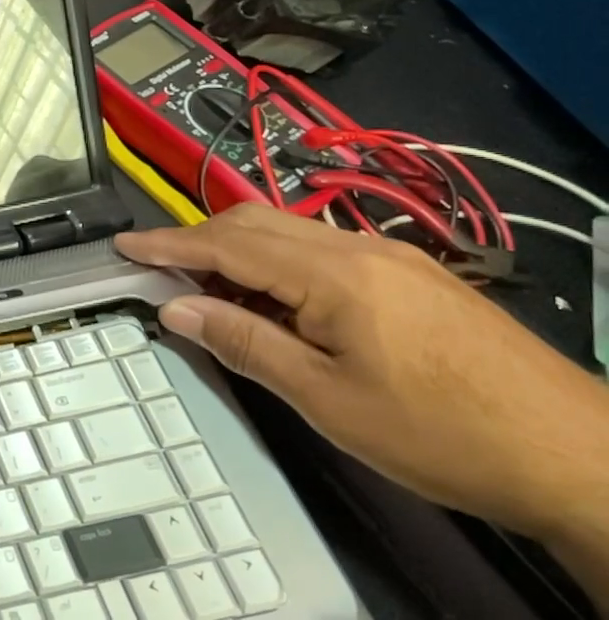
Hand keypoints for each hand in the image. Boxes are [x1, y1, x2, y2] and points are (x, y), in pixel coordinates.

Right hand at [116, 204, 608, 598]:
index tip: (121, 246)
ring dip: (237, 250)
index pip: (226, 243)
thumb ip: (243, 342)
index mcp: (334, 274)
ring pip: (289, 231)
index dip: (166, 243)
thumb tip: (174, 308)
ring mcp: (394, 259)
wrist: (583, 461)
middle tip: (157, 270)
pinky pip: (323, 250)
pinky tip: (274, 300)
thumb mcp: (326, 398)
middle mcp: (361, 249)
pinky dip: (277, 263)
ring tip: (208, 290)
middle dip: (196, 239)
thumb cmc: (444, 435)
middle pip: (254, 222)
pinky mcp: (417, 277)